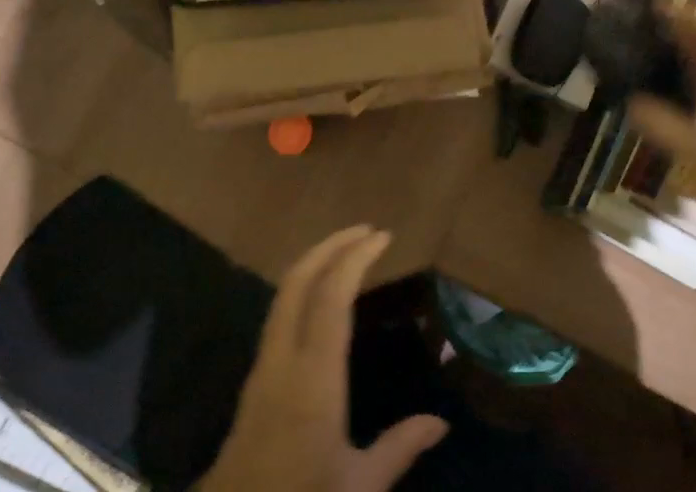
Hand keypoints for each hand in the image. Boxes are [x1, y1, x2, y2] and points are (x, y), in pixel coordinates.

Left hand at [196, 226, 448, 491]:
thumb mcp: (359, 486)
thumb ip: (399, 448)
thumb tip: (439, 422)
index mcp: (313, 380)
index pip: (331, 299)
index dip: (354, 260)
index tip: (381, 236)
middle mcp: (283, 360)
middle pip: (298, 282)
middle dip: (330, 246)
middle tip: (365, 230)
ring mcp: (263, 366)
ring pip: (284, 295)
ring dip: (314, 264)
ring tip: (347, 252)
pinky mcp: (256, 379)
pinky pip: (279, 314)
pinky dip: (303, 289)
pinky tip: (322, 298)